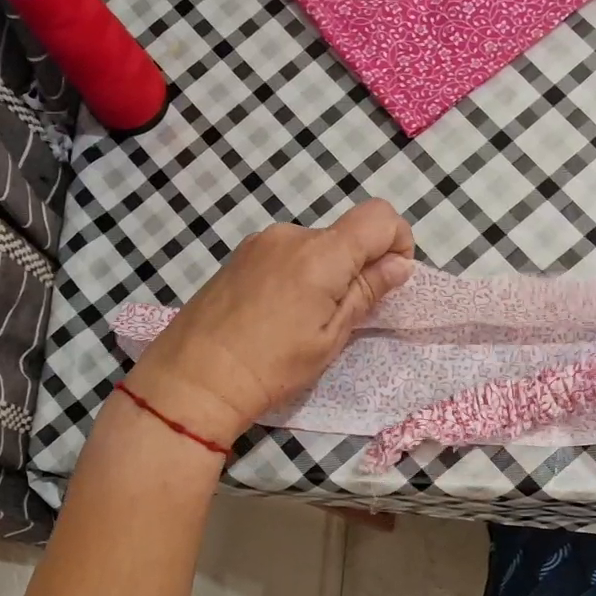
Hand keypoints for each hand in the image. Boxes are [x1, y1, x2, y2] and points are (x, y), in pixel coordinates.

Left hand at [122, 199, 414, 442]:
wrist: (196, 377)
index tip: (389, 282)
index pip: (380, 217)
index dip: (398, 243)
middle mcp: (291, 235)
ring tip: (304, 322)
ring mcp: (261, 243)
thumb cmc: (272, 366)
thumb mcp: (330, 337)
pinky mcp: (241, 256)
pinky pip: (287, 255)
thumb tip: (399, 265)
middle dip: (359, 267)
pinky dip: (298, 277)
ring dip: (326, 275)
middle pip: (346, 234)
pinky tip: (278, 314)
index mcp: (321, 254)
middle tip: (343, 318)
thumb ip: (366, 293)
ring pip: (316, 248)